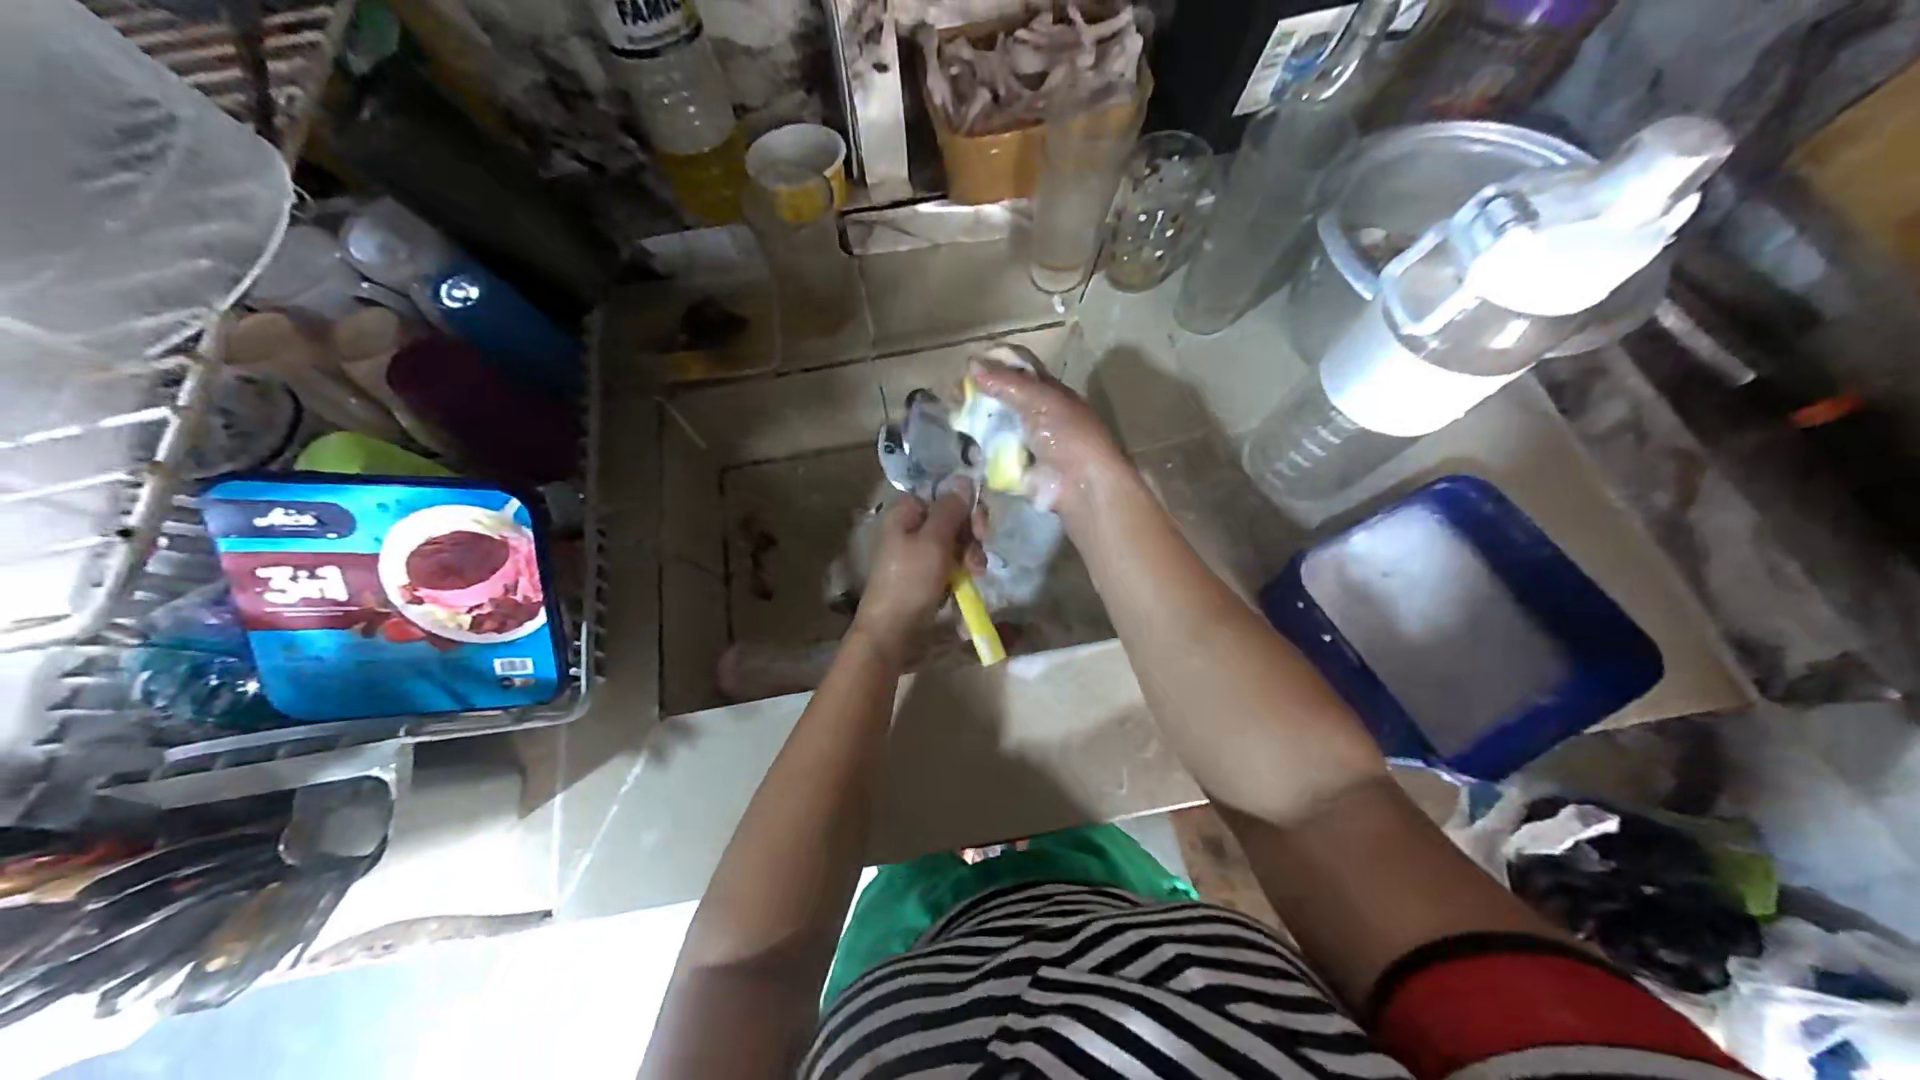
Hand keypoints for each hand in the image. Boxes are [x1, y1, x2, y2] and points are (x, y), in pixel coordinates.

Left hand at [851, 477, 983, 660]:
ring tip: (975, 573)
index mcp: (906, 512)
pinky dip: (962, 569)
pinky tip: (970, 581)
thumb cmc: (910, 582)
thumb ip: (951, 509)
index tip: (979, 526)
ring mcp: (918, 552)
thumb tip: (965, 478)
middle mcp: (910, 527)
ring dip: (970, 554)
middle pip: (952, 517)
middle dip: (970, 533)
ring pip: (956, 541)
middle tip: (979, 551)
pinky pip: (951, 562)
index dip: (965, 506)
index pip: (943, 493)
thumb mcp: (934, 541)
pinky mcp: (926, 574)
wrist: (892, 632)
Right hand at [968, 355, 1132, 521]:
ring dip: (972, 419)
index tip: (968, 364)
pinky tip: (959, 440)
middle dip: (977, 391)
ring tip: (951, 415)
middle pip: (1000, 396)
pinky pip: (988, 452)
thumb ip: (1006, 382)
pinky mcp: (1013, 465)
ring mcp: (1022, 440)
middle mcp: (1034, 413)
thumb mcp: (1040, 400)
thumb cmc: (1068, 435)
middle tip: (953, 391)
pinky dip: (974, 447)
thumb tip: (972, 364)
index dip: (996, 362)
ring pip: (991, 423)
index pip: (1019, 368)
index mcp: (1048, 392)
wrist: (1080, 485)